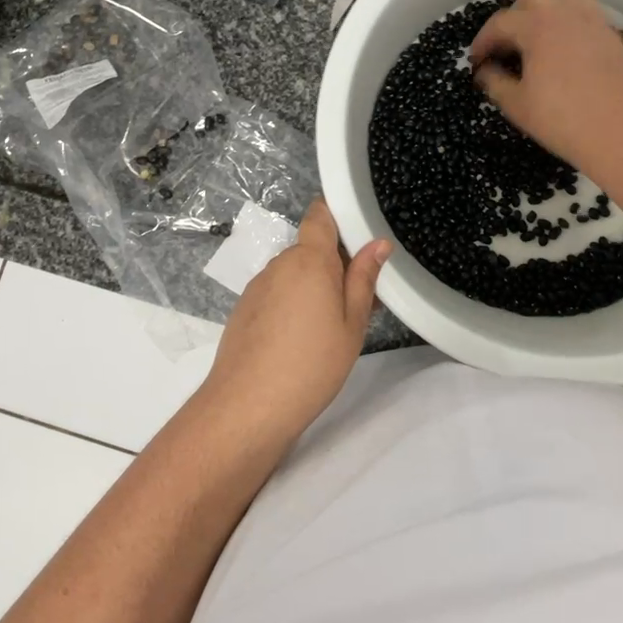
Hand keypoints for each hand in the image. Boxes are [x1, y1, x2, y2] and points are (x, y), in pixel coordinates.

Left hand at [202, 198, 390, 439]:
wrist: (247, 406)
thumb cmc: (311, 364)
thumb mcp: (351, 325)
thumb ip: (363, 280)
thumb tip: (378, 244)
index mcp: (309, 260)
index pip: (320, 215)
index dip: (338, 216)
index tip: (360, 235)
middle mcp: (279, 265)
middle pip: (310, 249)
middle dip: (334, 265)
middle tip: (358, 299)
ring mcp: (257, 287)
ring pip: (293, 274)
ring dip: (313, 287)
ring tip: (331, 327)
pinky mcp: (244, 309)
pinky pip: (276, 293)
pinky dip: (292, 305)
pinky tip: (300, 341)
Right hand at [470, 0, 622, 172]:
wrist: (621, 133)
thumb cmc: (562, 120)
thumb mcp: (517, 104)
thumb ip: (495, 81)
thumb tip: (485, 70)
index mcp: (537, 26)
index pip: (501, 23)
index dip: (483, 41)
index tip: (476, 60)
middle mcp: (565, 12)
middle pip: (531, 2)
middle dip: (512, 21)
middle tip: (503, 48)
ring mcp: (593, 20)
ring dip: (543, 13)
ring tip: (535, 37)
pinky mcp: (612, 34)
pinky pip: (585, 14)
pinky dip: (568, 21)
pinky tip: (564, 47)